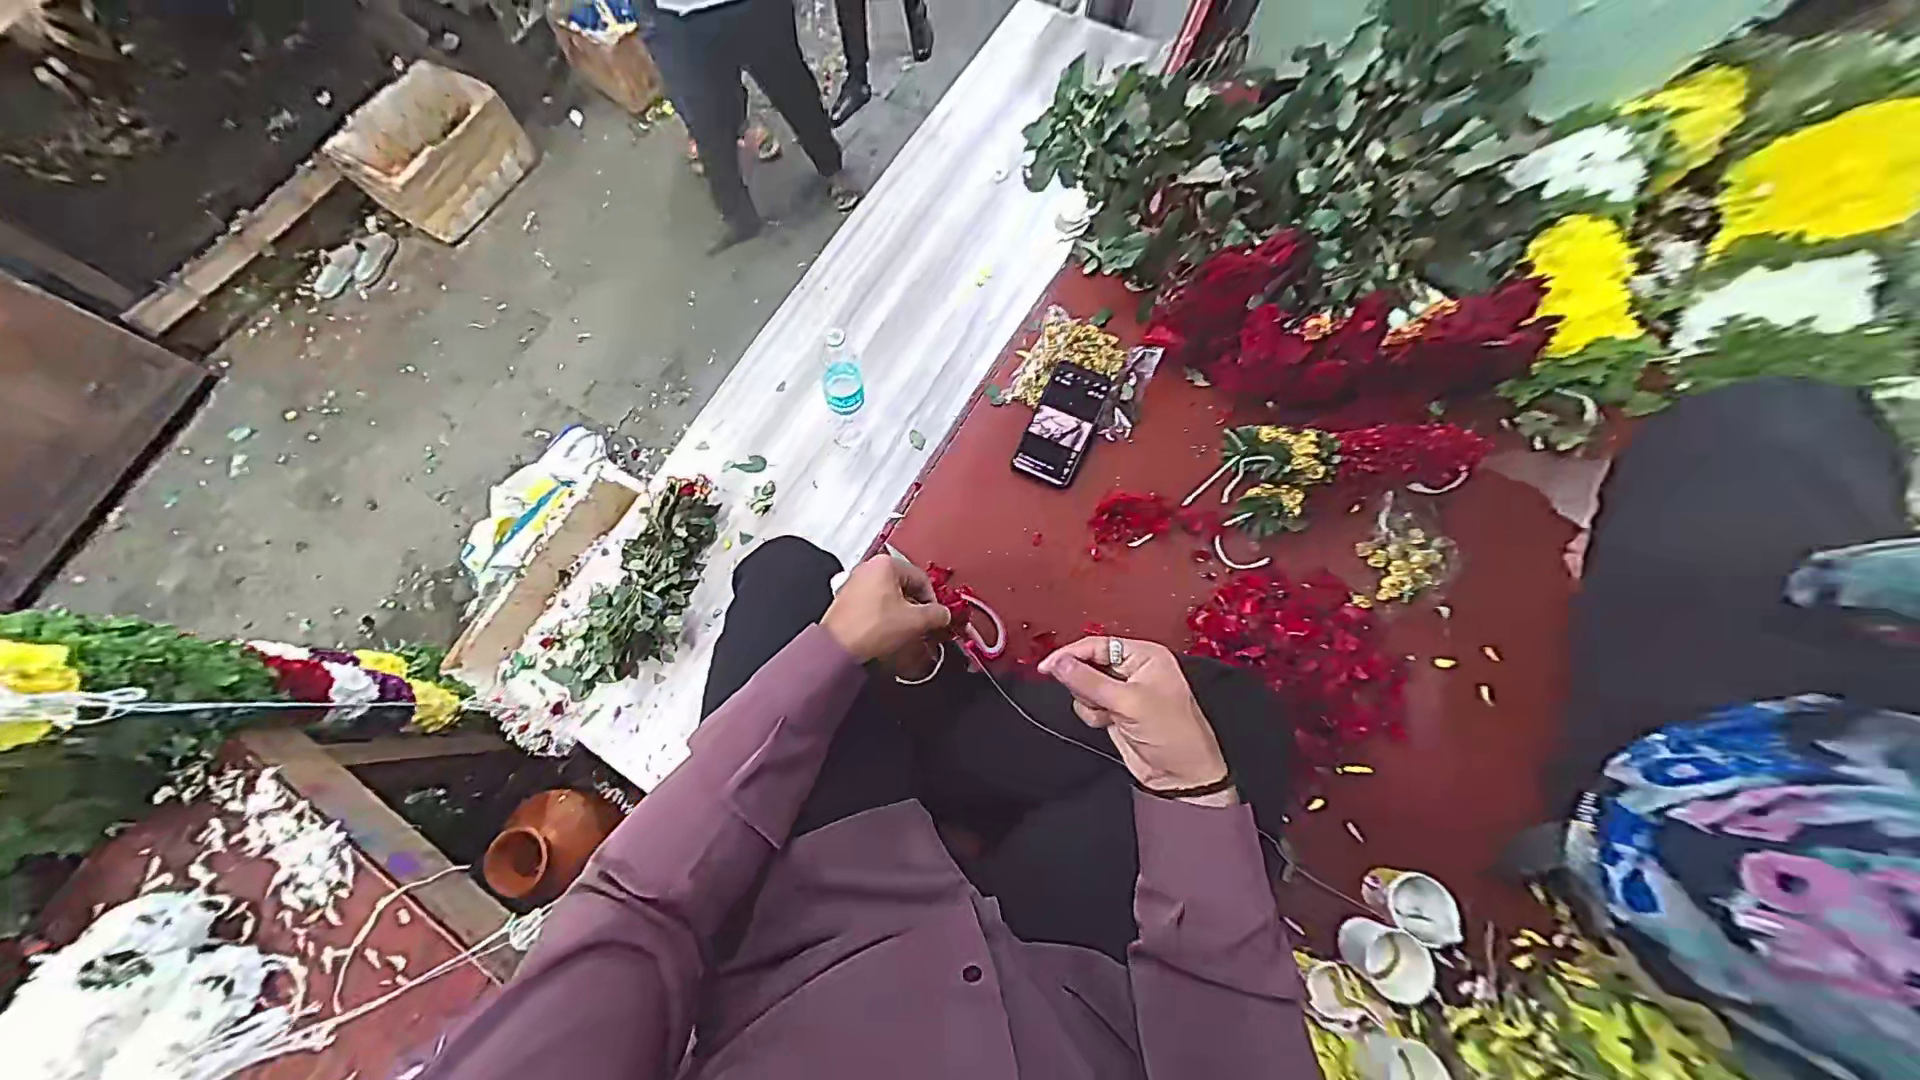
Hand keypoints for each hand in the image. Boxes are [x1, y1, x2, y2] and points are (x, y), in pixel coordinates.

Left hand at [820, 555, 950, 662]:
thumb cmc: (873, 628)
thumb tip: (943, 614)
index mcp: (886, 564)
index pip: (921, 579)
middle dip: (916, 606)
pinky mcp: (846, 597)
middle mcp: (869, 567)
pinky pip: (874, 600)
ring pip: (889, 593)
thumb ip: (936, 614)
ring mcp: (855, 581)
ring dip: (901, 610)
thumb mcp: (914, 621)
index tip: (934, 617)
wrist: (837, 648)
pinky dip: (884, 613)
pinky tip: (886, 629)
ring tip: (903, 630)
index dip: (932, 600)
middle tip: (921, 624)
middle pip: (905, 585)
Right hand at [1038, 637, 1233, 801]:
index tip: (1047, 667)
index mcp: (1144, 655)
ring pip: (1083, 685)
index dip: (1071, 654)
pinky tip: (1108, 723)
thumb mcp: (1128, 703)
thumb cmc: (1170, 734)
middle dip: (1085, 683)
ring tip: (1108, 715)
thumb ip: (1088, 681)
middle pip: (1087, 663)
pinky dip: (1092, 714)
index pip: (1098, 645)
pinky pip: (1087, 703)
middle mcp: (1133, 668)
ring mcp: (1123, 690)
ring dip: (1089, 702)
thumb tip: (1057, 663)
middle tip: (1096, 700)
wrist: (1180, 776)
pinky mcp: (1114, 710)